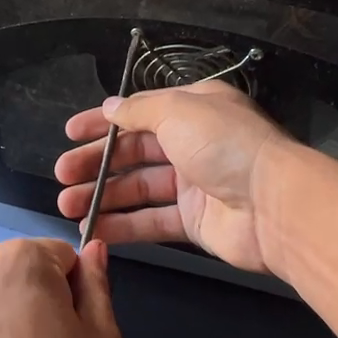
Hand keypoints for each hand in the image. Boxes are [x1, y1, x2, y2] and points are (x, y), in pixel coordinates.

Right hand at [55, 81, 300, 278]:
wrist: (276, 205)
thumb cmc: (224, 145)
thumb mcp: (176, 110)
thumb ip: (138, 111)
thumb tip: (109, 109)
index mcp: (191, 109)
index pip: (138, 113)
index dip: (102, 123)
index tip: (69, 134)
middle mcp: (191, 143)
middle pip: (133, 153)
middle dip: (95, 162)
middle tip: (61, 175)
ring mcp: (193, 185)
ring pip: (137, 189)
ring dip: (102, 195)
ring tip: (67, 204)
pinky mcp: (194, 223)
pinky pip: (151, 221)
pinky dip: (122, 225)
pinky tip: (93, 228)